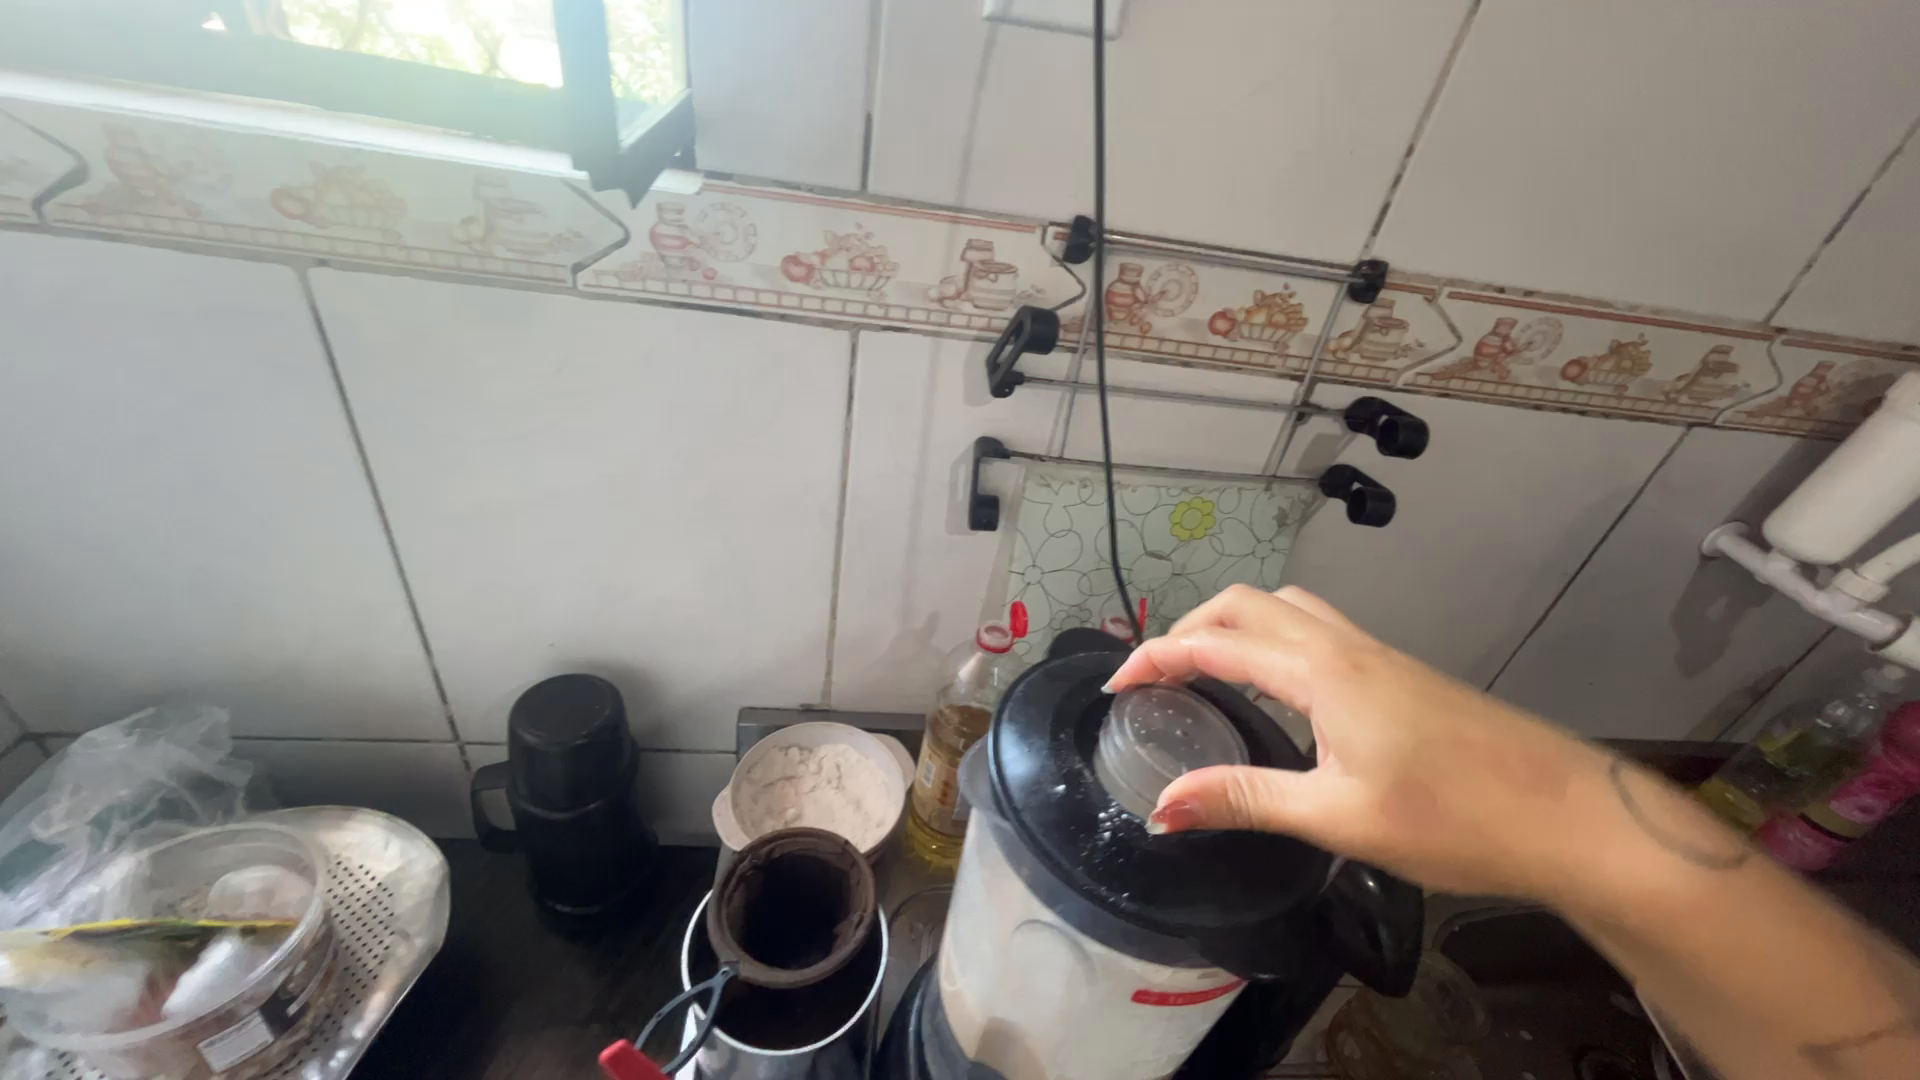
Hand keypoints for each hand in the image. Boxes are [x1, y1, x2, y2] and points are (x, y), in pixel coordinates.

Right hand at [1106, 585, 1608, 899]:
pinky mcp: (1393, 669)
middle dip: (1187, 627)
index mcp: (1318, 670)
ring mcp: (1372, 652)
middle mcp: (1340, 645)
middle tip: (1157, 676)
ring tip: (1205, 670)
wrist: (1577, 817)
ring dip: (1230, 624)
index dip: (1154, 658)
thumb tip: (1161, 808)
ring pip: (1280, 606)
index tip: (1117, 687)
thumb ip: (1243, 799)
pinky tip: (1272, 685)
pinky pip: (1310, 626)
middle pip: (1242, 603)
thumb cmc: (1456, 817)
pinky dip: (1267, 636)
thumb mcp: (1338, 816)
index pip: (1211, 644)